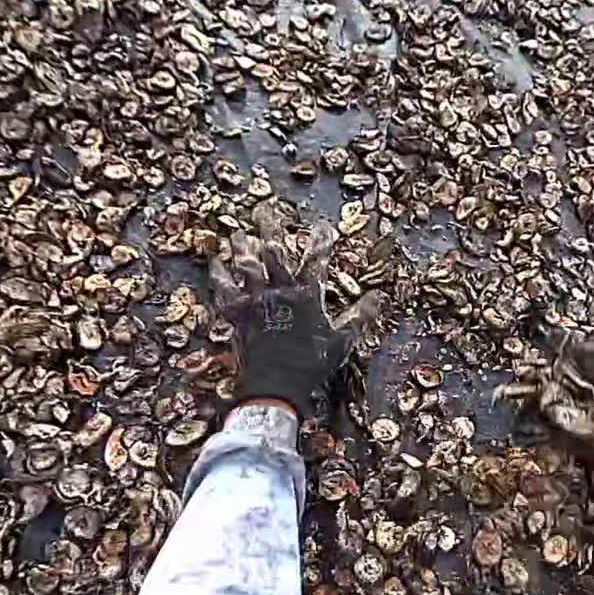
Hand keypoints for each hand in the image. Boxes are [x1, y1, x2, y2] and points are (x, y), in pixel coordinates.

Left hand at [211, 227, 373, 415]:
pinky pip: (225, 290)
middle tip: (263, 211)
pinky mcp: (238, 314)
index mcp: (307, 296)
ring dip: (243, 248)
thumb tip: (378, 298)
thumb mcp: (341, 342)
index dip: (320, 242)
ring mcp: (257, 301)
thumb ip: (359, 317)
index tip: (322, 225)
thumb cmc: (312, 364)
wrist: (278, 383)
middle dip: (270, 231)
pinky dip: (219, 276)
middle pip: (274, 255)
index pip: (316, 261)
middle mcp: (281, 292)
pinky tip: (214, 262)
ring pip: (248, 267)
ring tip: (238, 234)